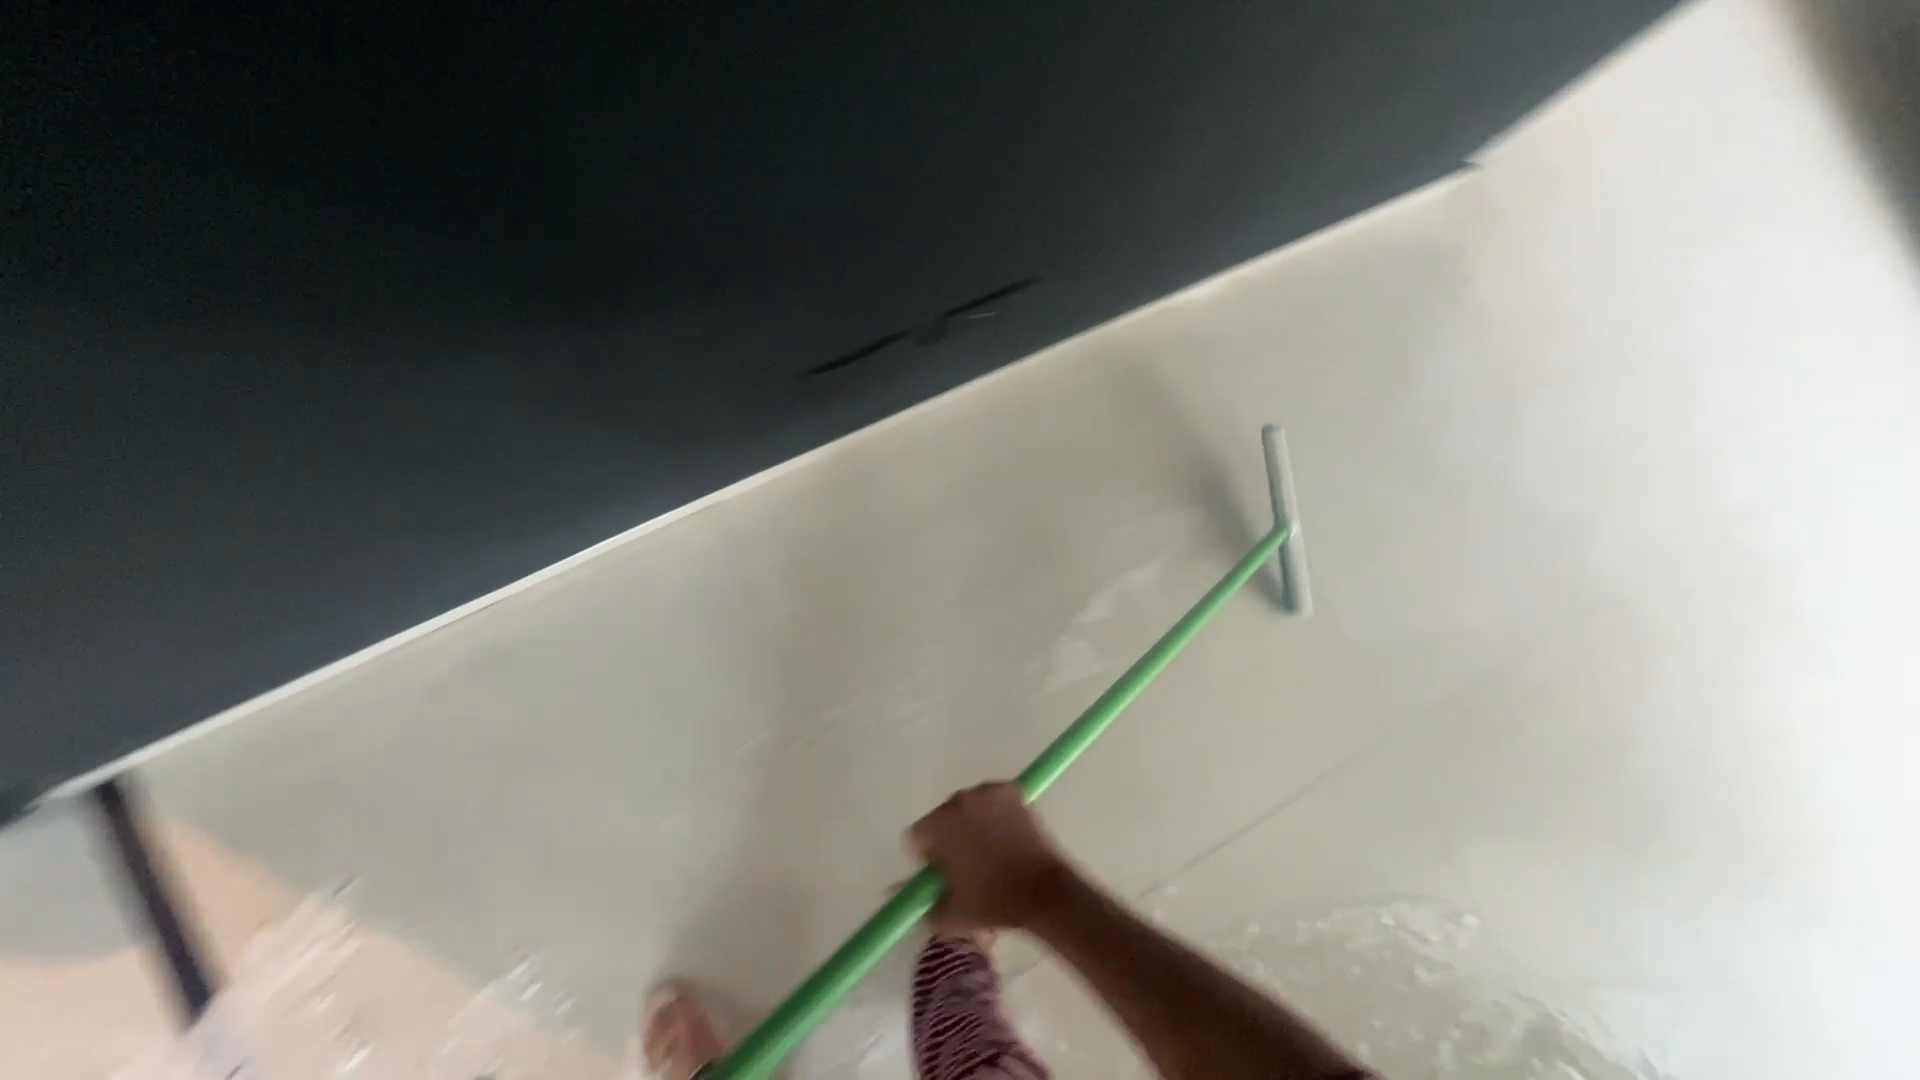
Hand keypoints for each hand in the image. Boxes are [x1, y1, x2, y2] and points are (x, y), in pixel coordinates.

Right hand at [909, 782, 1074, 932]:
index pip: (917, 836)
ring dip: (972, 822)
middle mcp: (958, 801)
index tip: (942, 872)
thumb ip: (923, 904)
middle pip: (942, 817)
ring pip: (969, 806)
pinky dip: (995, 811)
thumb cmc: (992, 902)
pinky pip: (993, 798)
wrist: (1043, 891)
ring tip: (990, 849)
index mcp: (937, 825)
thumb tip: (907, 897)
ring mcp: (986, 792)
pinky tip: (1004, 832)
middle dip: (949, 837)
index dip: (927, 855)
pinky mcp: (1011, 791)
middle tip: (967, 863)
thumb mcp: (949, 914)